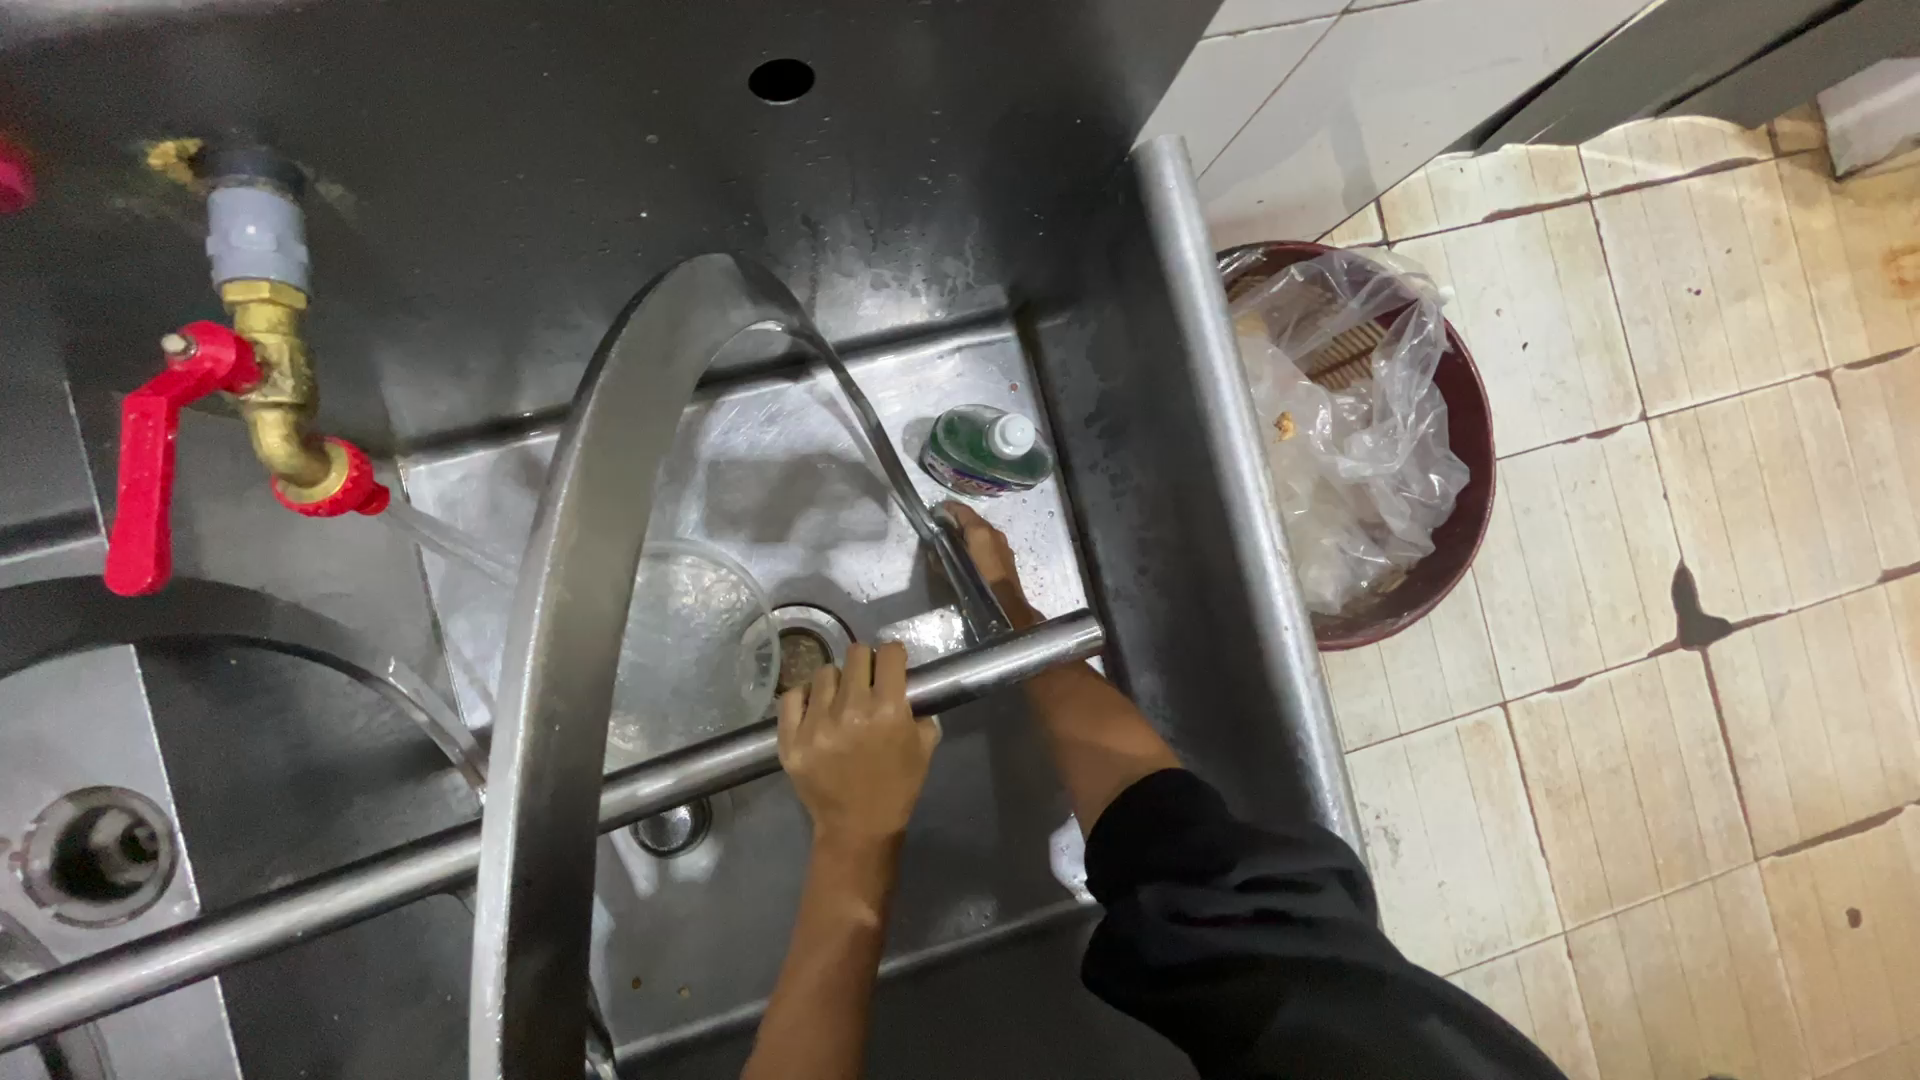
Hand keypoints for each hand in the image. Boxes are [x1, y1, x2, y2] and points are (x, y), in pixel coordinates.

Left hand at [778, 643, 939, 844]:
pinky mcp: (790, 740)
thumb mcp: (925, 746)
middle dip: (866, 663)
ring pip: (824, 673)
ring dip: (836, 681)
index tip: (892, 663)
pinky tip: (815, 708)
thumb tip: (906, 684)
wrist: (858, 827)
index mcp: (888, 710)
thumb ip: (921, 710)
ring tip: (840, 699)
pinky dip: (804, 697)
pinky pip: (792, 696)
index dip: (893, 655)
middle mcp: (851, 711)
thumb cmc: (897, 786)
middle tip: (867, 680)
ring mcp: (816, 725)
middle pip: (856, 654)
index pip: (889, 654)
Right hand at [941, 501, 1040, 628]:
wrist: (1006, 603)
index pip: (961, 510)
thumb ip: (940, 558)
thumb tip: (932, 550)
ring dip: (969, 532)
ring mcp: (1003, 542)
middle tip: (943, 528)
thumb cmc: (978, 584)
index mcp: (980, 531)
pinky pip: (990, 541)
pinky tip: (971, 554)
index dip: (947, 508)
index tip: (936, 511)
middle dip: (958, 521)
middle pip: (973, 519)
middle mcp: (993, 532)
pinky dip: (979, 542)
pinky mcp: (1007, 553)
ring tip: (956, 542)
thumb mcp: (952, 571)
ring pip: (983, 530)